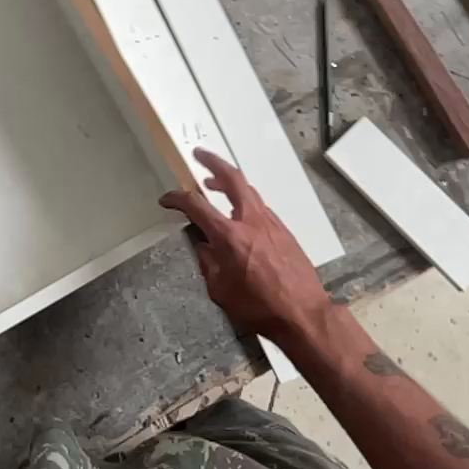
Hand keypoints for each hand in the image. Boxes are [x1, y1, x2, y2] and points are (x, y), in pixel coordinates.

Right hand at [160, 148, 332, 341]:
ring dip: (229, 182)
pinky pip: (260, 206)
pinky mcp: (283, 230)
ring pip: (248, 190)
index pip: (196, 205)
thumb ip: (207, 262)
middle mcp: (250, 221)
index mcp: (229, 235)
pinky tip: (239, 214)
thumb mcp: (220, 289)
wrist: (302, 313)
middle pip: (231, 178)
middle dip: (213, 162)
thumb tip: (203, 245)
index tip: (166, 199)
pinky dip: (244, 201)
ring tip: (215, 184)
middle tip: (199, 155)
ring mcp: (270, 222)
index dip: (176, 198)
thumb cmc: (259, 307)